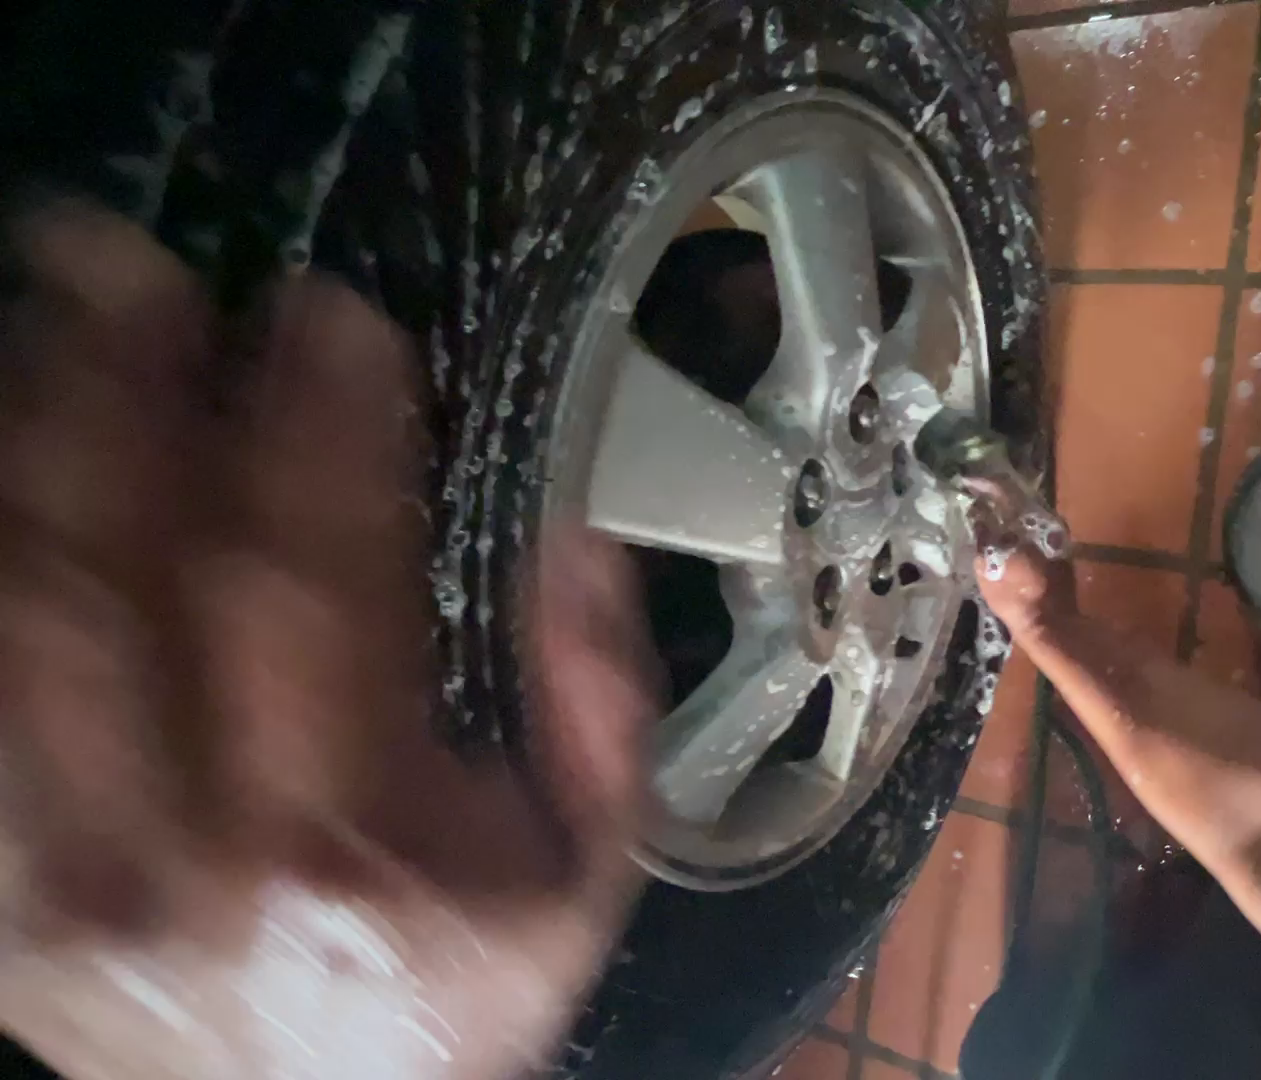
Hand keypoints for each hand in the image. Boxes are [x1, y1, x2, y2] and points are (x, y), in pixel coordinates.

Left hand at [0, 204, 663, 1079]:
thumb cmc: (488, 974)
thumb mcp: (598, 857)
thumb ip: (600, 701)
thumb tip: (578, 546)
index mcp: (348, 828)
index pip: (314, 583)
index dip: (323, 434)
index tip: (339, 326)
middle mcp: (159, 843)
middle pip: (115, 580)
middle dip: (123, 395)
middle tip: (131, 261)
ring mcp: (26, 871)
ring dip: (22, 443)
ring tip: (51, 311)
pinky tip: (18, 456)